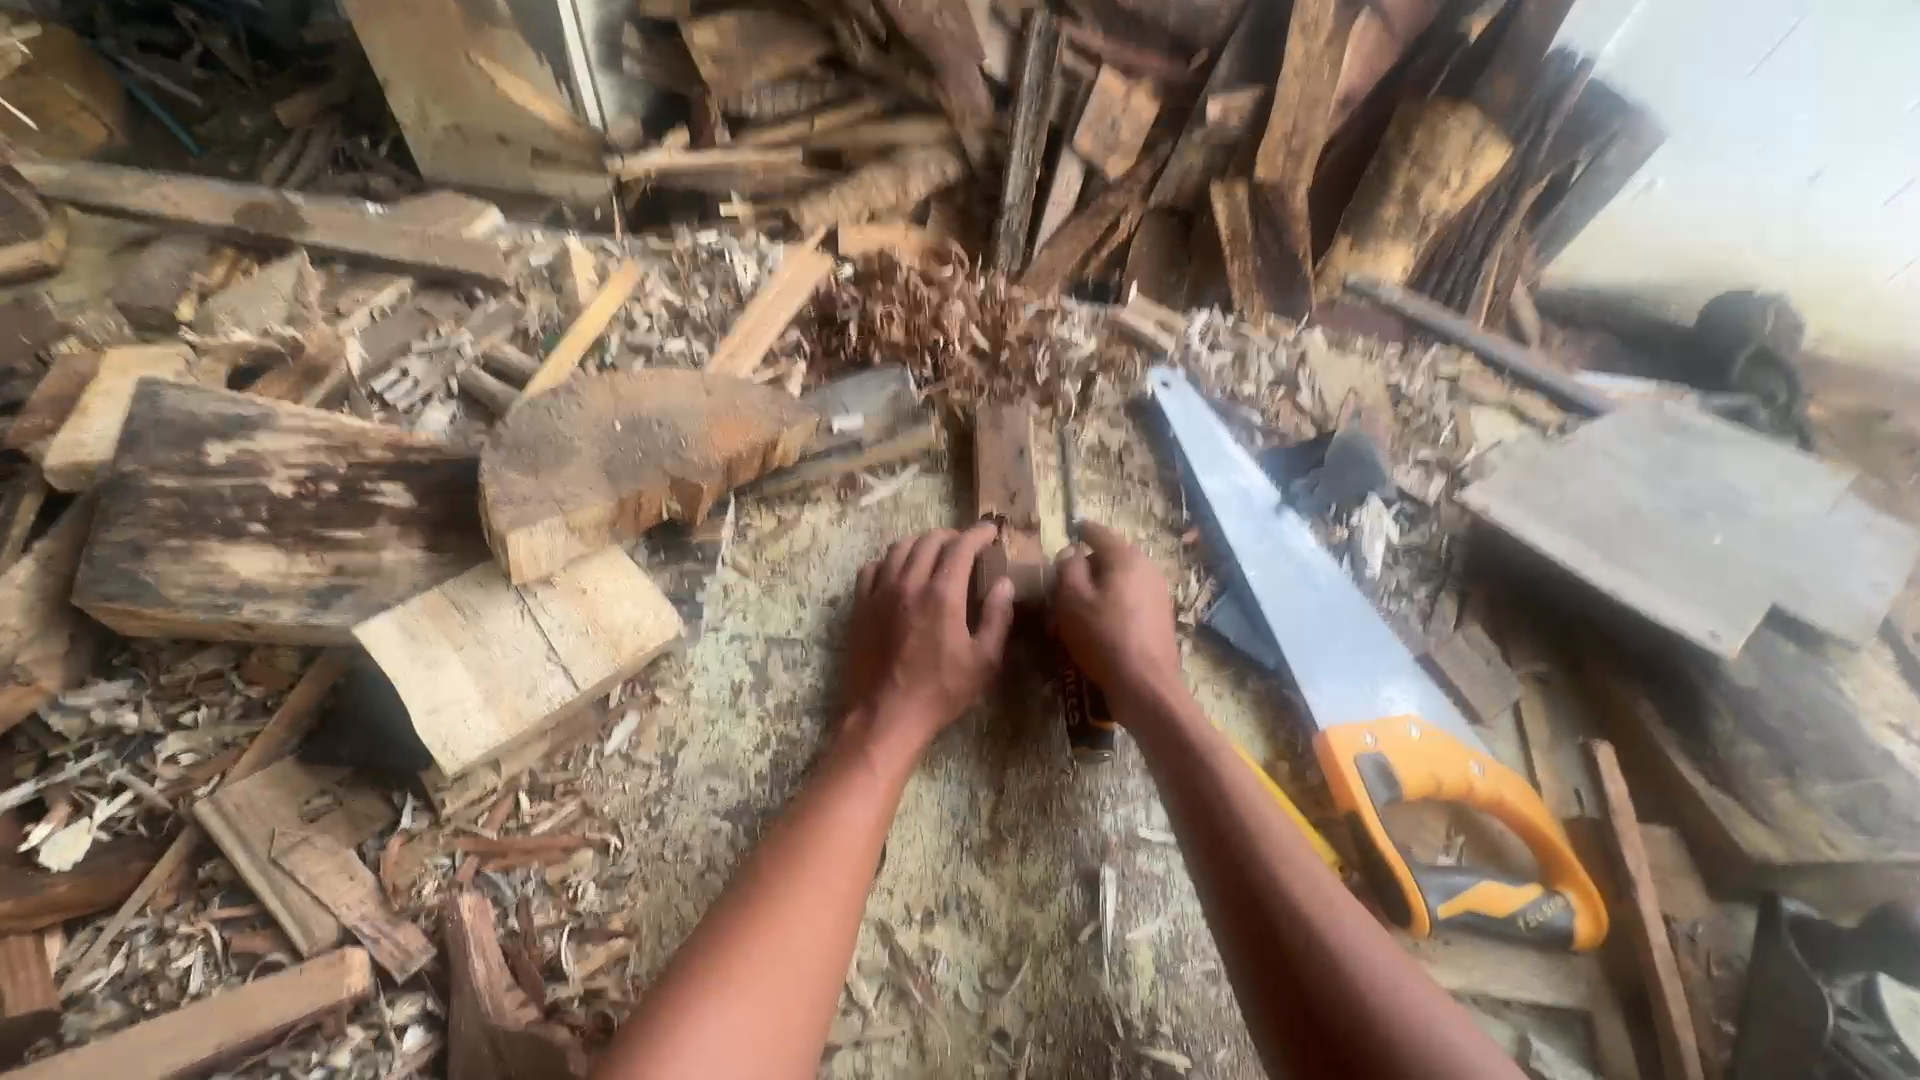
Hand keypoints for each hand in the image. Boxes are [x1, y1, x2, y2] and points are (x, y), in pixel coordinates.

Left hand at [841, 523, 1015, 765]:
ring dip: (921, 544)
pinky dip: (889, 561)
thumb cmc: (940, 692)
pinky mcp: (860, 607)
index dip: (979, 533)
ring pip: (899, 549)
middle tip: (966, 545)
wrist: (884, 715)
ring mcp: (880, 593)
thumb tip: (1005, 583)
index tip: (991, 531)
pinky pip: (872, 568)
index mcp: (942, 594)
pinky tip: (897, 572)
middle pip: (929, 540)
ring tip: (934, 553)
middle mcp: (909, 583)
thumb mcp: (984, 662)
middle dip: (952, 535)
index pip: (962, 546)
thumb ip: (998, 617)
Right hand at [1053, 522, 1183, 704]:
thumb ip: (1068, 568)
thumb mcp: (1072, 599)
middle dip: (1088, 564)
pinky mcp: (1160, 617)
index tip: (1070, 528)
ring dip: (1100, 586)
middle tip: (1064, 580)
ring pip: (1122, 579)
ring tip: (1078, 605)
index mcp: (1126, 558)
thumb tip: (1071, 552)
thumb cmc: (1103, 637)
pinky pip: (1131, 599)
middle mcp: (1147, 569)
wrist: (1146, 685)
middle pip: (1112, 557)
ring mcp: (1158, 594)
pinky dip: (1113, 602)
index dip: (1081, 529)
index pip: (1099, 532)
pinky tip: (1099, 623)